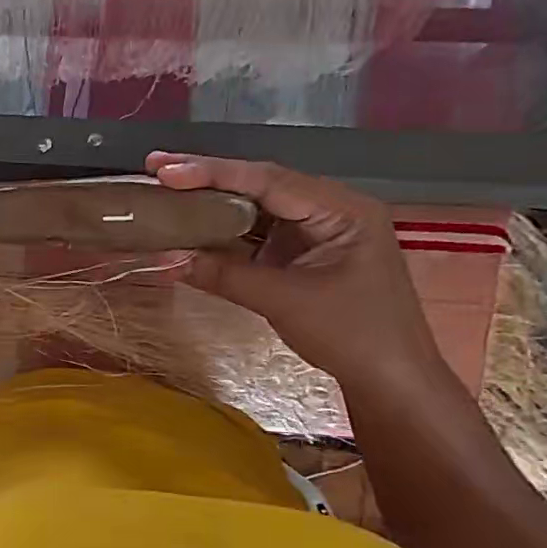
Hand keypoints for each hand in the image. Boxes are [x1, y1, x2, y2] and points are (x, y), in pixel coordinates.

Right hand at [149, 152, 443, 390]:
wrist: (389, 378)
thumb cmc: (352, 334)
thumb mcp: (284, 301)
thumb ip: (224, 276)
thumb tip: (166, 259)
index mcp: (341, 209)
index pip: (268, 180)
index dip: (213, 173)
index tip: (166, 169)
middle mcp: (329, 209)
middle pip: (260, 186)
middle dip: (208, 179)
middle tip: (156, 169)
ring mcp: (315, 232)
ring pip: (256, 209)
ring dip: (212, 205)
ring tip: (165, 192)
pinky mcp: (301, 255)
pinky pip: (257, 236)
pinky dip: (223, 234)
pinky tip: (191, 228)